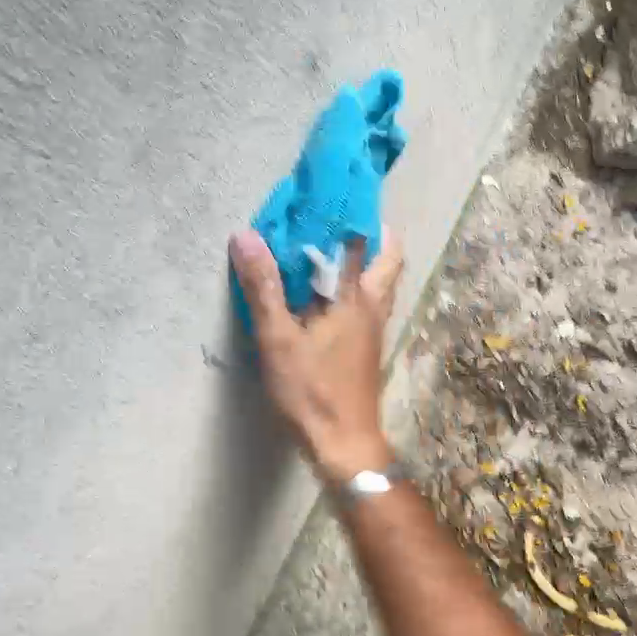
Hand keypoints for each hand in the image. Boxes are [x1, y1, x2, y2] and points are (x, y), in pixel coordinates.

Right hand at [230, 228, 404, 481]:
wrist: (346, 444)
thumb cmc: (314, 391)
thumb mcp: (279, 338)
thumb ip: (264, 287)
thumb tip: (247, 235)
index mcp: (357, 298)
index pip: (366, 242)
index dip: (356, 214)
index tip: (339, 191)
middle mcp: (374, 308)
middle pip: (389, 261)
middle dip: (374, 236)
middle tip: (344, 219)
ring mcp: (375, 330)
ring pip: (381, 284)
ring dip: (365, 263)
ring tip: (331, 249)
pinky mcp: (367, 349)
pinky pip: (367, 305)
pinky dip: (354, 289)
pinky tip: (326, 296)